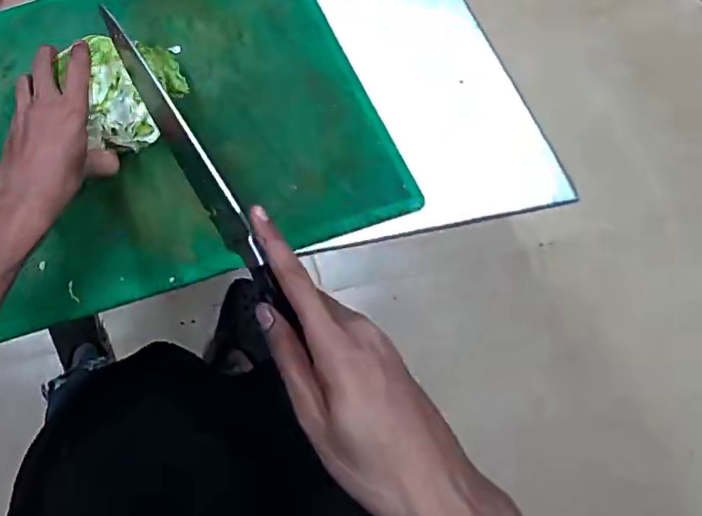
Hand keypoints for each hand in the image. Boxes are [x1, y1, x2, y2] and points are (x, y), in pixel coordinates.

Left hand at [0, 43, 120, 254]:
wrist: (22, 197)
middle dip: (47, 53)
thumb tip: (113, 162)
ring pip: (24, 79)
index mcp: (71, 109)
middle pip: (42, 64)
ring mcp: (24, 112)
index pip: (77, 70)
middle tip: (52, 52)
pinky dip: (23, 99)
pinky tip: (29, 112)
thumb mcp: (86, 169)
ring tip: (37, 81)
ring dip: (31, 75)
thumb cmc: (60, 180)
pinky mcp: (11, 125)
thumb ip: (101, 161)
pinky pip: (17, 102)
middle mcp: (46, 103)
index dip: (80, 53)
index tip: (80, 46)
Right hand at [252, 207, 518, 515]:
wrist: (442, 493)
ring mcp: (380, 340)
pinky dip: (329, 340)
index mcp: (338, 346)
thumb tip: (268, 313)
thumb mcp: (316, 419)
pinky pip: (347, 330)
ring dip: (310, 331)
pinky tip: (333, 383)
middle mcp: (362, 331)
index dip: (274, 244)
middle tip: (276, 347)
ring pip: (329, 317)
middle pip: (311, 300)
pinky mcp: (389, 352)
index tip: (259, 214)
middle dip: (288, 309)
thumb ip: (289, 358)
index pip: (297, 281)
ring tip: (311, 384)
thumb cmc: (373, 463)